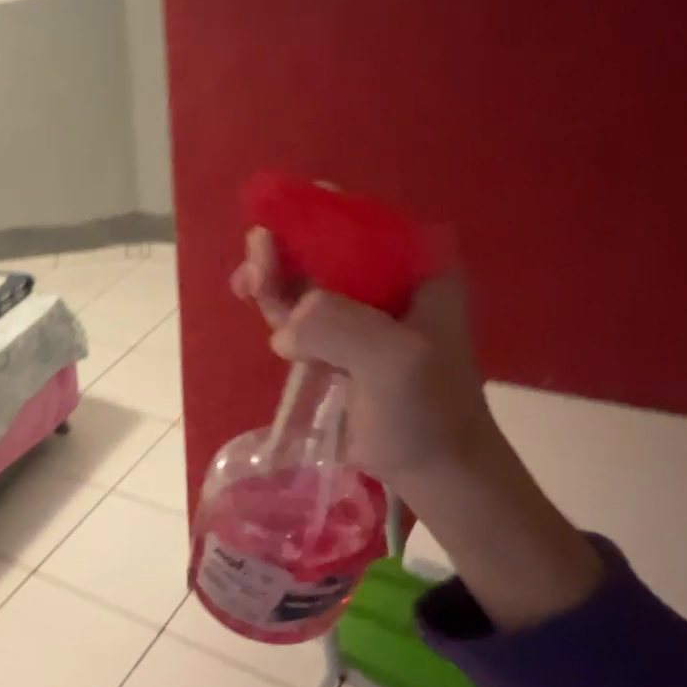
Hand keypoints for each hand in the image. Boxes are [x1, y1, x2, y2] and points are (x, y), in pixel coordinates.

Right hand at [230, 226, 601, 627]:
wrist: (436, 468)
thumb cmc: (426, 411)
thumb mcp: (392, 360)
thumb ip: (338, 325)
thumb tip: (288, 326)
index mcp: (415, 269)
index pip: (357, 223)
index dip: (310, 219)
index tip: (269, 232)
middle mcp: (389, 283)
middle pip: (321, 251)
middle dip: (281, 256)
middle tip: (250, 273)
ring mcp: (364, 316)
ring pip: (305, 285)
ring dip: (274, 287)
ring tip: (250, 291)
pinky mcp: (343, 346)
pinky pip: (302, 318)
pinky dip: (281, 316)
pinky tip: (274, 327)